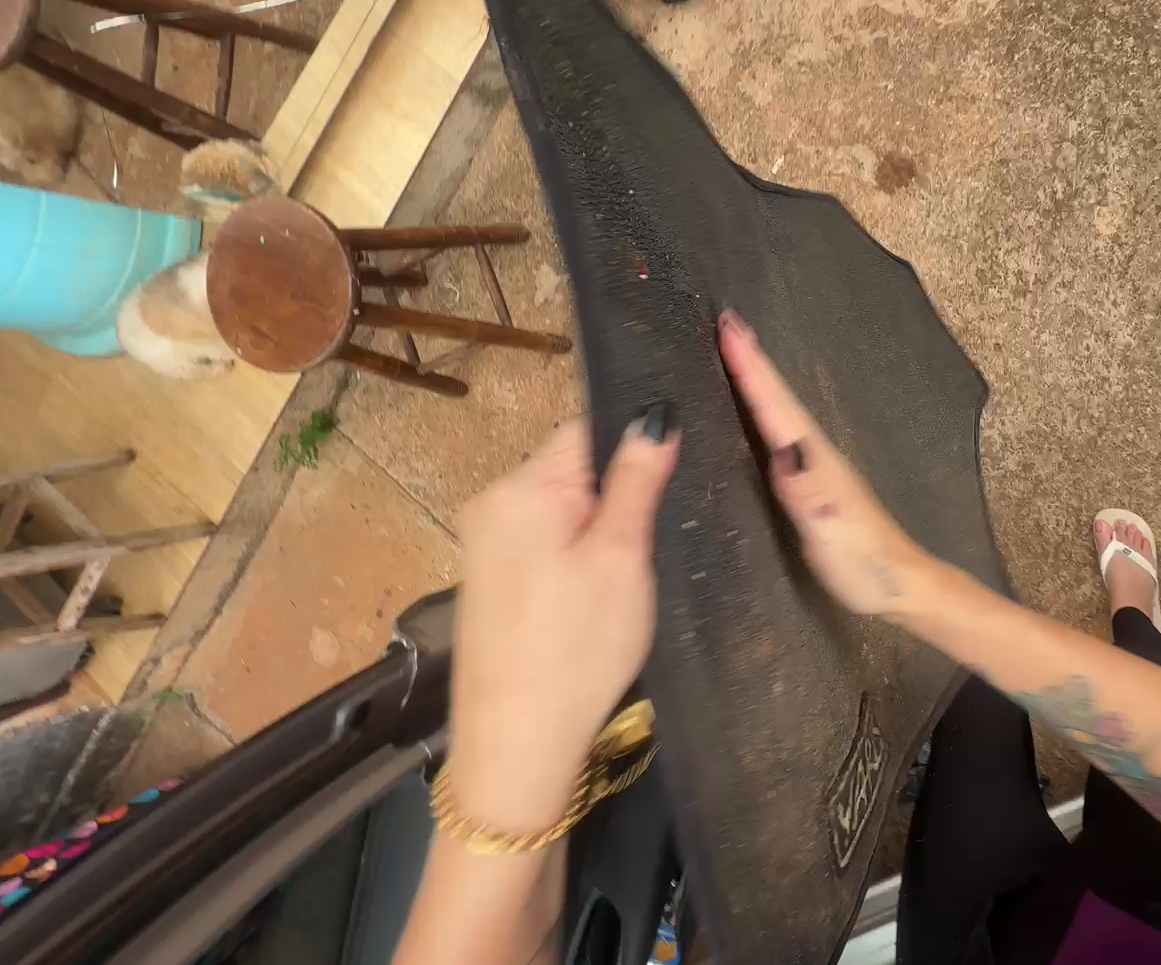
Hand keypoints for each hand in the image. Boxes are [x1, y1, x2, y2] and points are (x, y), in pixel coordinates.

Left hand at [448, 411, 679, 826]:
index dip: (634, 442)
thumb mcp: (622, 555)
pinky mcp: (492, 578)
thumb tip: (656, 413)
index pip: (587, 428)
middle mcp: (493, 502)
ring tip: (631, 567)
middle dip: (619, 488)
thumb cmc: (579, 644)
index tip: (674, 470)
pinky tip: (598, 589)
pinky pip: (546, 536)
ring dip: (601, 521)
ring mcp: (486, 543)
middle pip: (574, 466)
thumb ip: (637, 478)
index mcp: (522, 487)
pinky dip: (578, 548)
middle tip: (654, 535)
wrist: (518, 747)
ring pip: (564, 504)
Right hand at [718, 309, 936, 616]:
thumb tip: (782, 452)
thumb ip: (807, 494)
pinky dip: (768, 412)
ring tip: (736, 352)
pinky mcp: (815, 484)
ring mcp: (818, 468)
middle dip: (752, 360)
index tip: (728, 324)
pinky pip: (782, 435)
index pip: (777, 407)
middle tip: (726, 321)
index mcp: (816, 460)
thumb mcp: (831, 533)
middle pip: (779, 399)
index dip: (751, 367)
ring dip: (759, 381)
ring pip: (781, 413)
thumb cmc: (864, 563)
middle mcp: (816, 455)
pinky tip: (759, 414)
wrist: (901, 584)